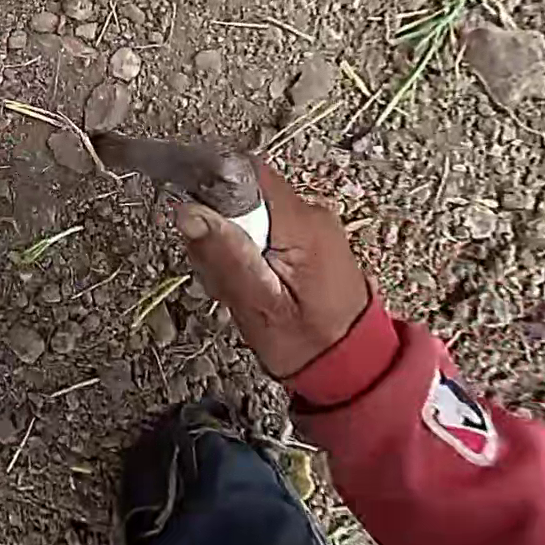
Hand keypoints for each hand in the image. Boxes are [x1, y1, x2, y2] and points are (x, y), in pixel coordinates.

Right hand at [176, 161, 368, 377]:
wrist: (356, 371)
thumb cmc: (311, 347)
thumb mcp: (260, 307)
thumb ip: (225, 256)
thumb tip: (188, 212)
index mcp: (301, 225)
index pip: (245, 174)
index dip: (210, 189)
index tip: (195, 221)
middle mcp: (310, 213)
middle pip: (242, 191)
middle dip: (218, 224)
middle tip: (216, 269)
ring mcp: (311, 222)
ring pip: (249, 208)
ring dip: (230, 239)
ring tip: (236, 282)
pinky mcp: (308, 234)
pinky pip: (264, 223)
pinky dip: (247, 246)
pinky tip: (251, 279)